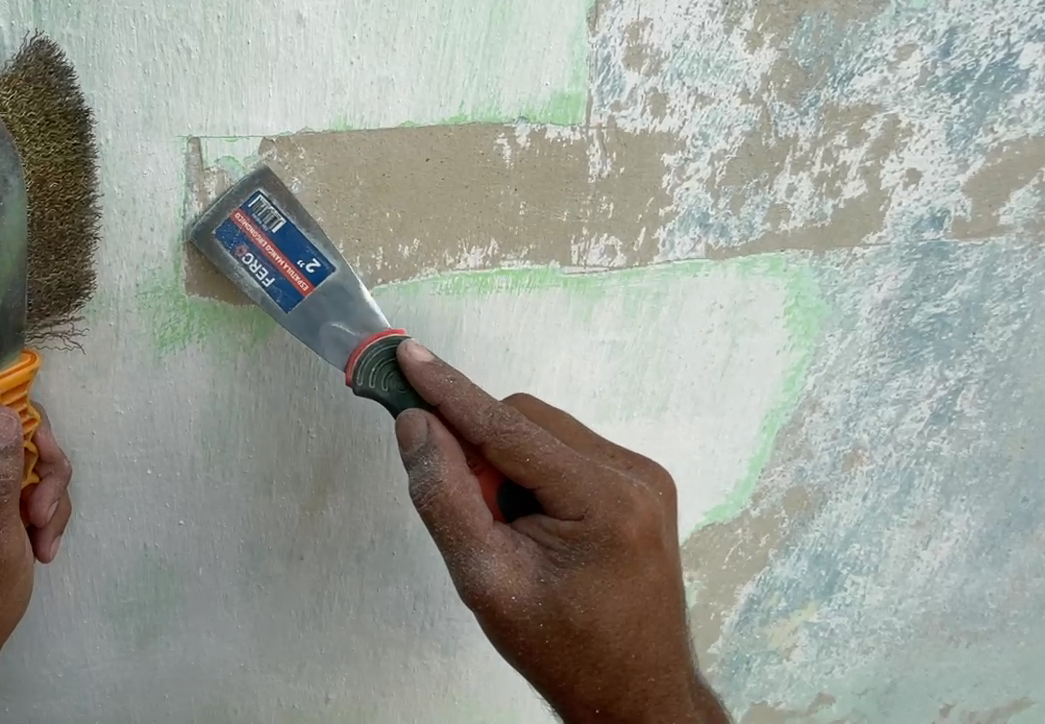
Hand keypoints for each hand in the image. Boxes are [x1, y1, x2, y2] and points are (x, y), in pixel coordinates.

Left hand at [0, 402, 73, 723]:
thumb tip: (3, 410)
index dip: (23, 420)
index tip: (46, 453)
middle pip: (15, 432)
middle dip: (44, 468)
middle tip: (47, 509)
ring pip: (30, 461)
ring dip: (50, 496)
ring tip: (44, 537)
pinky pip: (30, 486)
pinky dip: (45, 512)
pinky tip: (42, 545)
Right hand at [392, 341, 727, 723]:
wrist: (635, 699)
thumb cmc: (560, 648)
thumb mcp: (483, 580)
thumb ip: (443, 494)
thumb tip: (415, 421)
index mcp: (603, 500)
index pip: (505, 426)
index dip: (448, 389)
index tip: (404, 354)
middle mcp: (631, 473)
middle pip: (520, 419)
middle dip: (476, 445)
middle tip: (464, 501)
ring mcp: (640, 474)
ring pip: (536, 427)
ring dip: (499, 456)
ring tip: (501, 520)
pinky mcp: (636, 481)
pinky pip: (555, 444)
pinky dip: (523, 465)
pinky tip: (525, 514)